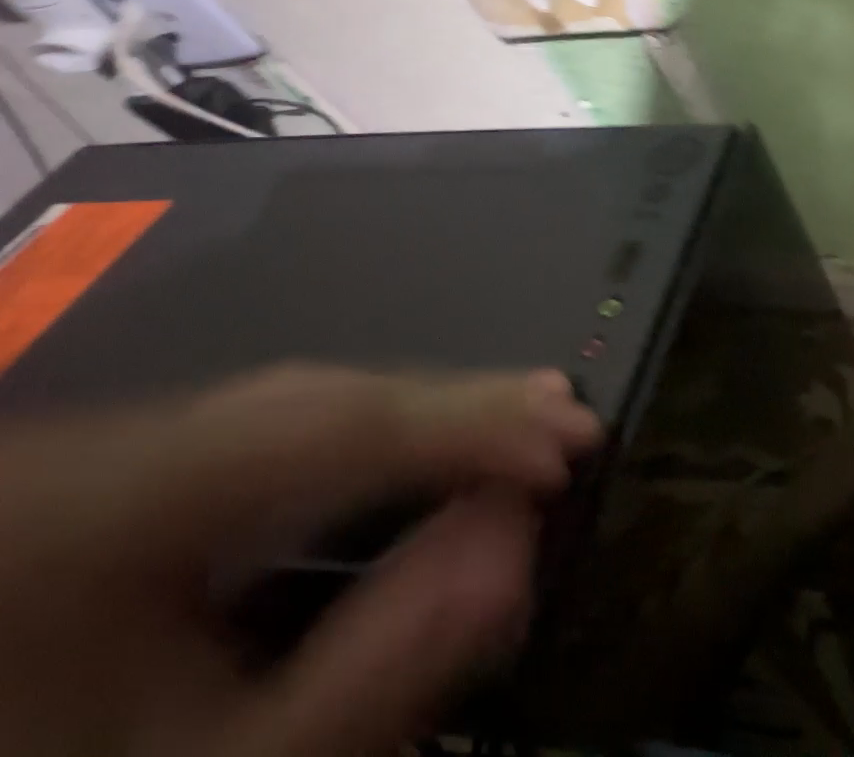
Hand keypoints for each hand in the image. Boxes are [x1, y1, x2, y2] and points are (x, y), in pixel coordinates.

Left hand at [0, 363, 601, 756]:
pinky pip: (264, 430)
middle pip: (312, 399)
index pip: (328, 430)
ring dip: (425, 416)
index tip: (572, 449)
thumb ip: (390, 658)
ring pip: (291, 404)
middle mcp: (77, 461)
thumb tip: (518, 536)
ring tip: (528, 418)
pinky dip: (367, 436)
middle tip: (570, 420)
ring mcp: (89, 461)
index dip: (470, 428)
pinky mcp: (111, 476)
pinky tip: (429, 441)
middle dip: (460, 409)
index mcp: (87, 522)